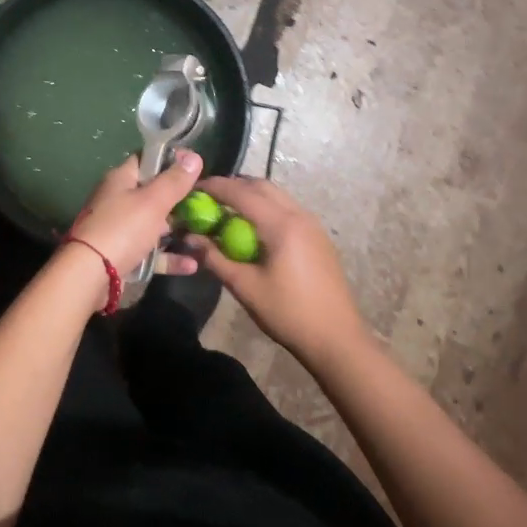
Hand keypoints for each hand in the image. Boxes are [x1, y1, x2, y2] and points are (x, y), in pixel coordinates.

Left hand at [67, 151, 204, 279]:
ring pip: (153, 225)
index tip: (195, 166)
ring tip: (204, 233)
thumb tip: (194, 155)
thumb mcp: (153, 201)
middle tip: (206, 203)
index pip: (146, 160)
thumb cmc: (122, 229)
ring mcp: (119, 229)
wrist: (90, 274)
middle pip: (152, 194)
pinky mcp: (123, 255)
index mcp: (120, 180)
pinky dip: (169, 258)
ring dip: (176, 230)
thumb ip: (174, 181)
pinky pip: (150, 252)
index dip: (170, 160)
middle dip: (178, 199)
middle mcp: (118, 201)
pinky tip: (193, 264)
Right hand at [187, 177, 366, 356]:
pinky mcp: (318, 237)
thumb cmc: (288, 313)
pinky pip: (287, 210)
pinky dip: (266, 209)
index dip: (215, 187)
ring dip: (250, 196)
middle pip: (262, 186)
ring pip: (277, 196)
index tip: (192, 190)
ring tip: (227, 212)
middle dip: (233, 187)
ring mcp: (313, 225)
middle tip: (208, 199)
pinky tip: (253, 230)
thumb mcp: (244, 287)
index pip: (242, 193)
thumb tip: (189, 238)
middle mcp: (300, 216)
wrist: (337, 339)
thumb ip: (214, 258)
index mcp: (282, 225)